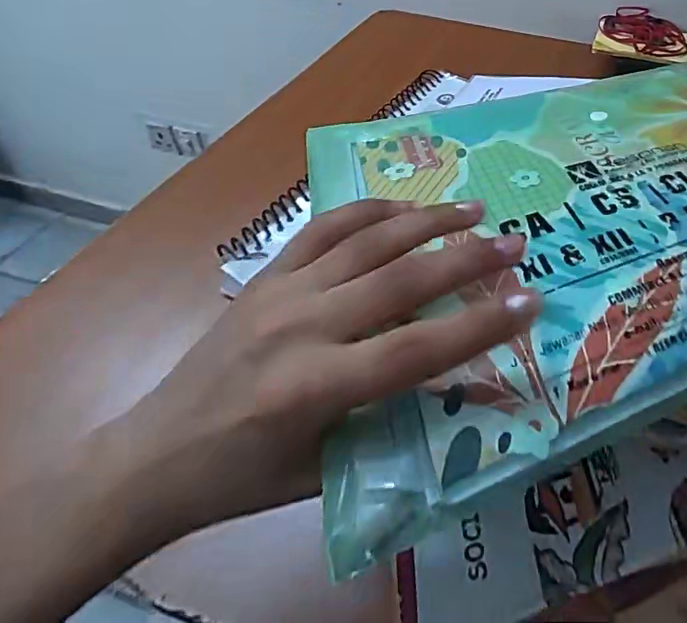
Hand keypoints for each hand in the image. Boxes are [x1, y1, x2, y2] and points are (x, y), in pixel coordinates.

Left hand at [90, 198, 541, 533]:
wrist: (157, 453)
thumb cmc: (243, 477)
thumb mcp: (325, 469)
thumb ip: (392, 423)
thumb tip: (458, 388)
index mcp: (317, 386)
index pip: (417, 349)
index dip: (481, 326)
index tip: (529, 300)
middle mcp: (302, 325)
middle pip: (401, 280)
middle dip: (466, 258)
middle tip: (515, 243)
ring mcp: (281, 290)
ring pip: (366, 240)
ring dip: (425, 220)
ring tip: (471, 209)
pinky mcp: (266, 274)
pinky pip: (324, 229)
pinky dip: (368, 211)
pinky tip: (401, 208)